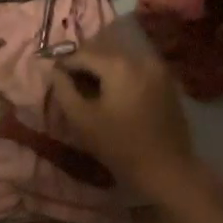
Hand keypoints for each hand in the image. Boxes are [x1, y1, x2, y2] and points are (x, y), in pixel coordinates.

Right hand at [51, 27, 197, 196]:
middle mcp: (141, 59)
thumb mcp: (81, 119)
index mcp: (118, 65)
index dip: (65, 64)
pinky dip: (122, 76)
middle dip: (85, 65)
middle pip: (104, 52)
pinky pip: (137, 70)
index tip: (54, 78)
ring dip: (104, 70)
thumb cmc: (119, 146)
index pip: (83, 54)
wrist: (167, 170)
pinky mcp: (168, 82)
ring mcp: (158, 69)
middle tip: (72, 85)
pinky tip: (115, 96)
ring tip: (92, 91)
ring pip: (121, 60)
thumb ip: (63, 90)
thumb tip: (55, 71)